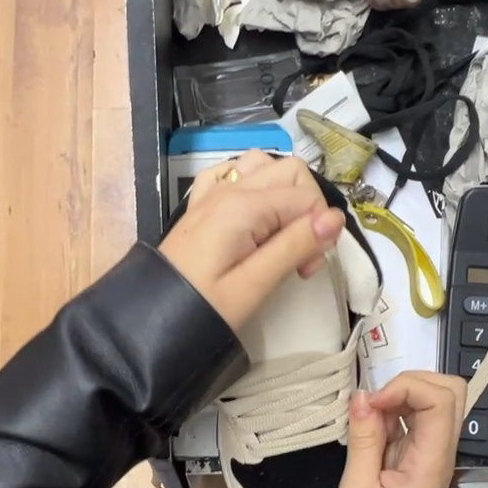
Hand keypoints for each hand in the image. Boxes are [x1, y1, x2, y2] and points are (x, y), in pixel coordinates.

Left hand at [156, 150, 346, 329]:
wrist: (153, 321)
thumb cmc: (204, 308)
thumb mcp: (254, 285)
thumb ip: (295, 246)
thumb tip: (334, 218)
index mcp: (244, 206)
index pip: (306, 197)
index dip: (319, 231)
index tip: (308, 270)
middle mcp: (229, 189)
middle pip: (291, 172)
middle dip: (307, 210)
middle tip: (301, 256)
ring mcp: (212, 195)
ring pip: (264, 166)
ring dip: (284, 194)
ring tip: (280, 236)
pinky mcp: (202, 207)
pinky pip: (233, 175)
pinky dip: (253, 187)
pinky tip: (255, 217)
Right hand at [331, 372, 466, 487]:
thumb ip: (363, 442)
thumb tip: (362, 396)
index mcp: (431, 462)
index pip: (442, 400)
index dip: (406, 387)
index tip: (372, 403)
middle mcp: (440, 451)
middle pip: (450, 391)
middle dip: (410, 382)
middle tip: (374, 404)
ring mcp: (431, 451)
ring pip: (434, 399)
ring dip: (400, 395)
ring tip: (367, 418)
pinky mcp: (418, 453)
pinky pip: (415, 416)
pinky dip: (392, 409)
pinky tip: (369, 428)